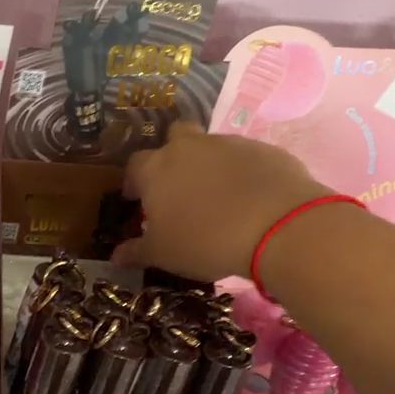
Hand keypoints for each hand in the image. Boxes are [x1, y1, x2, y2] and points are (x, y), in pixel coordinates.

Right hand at [112, 121, 331, 281]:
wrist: (279, 228)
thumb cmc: (204, 240)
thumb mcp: (162, 254)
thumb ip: (136, 252)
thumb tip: (116, 257)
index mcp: (156, 168)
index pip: (135, 165)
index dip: (135, 181)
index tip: (138, 201)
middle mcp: (190, 147)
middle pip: (175, 136)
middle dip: (173, 155)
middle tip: (178, 187)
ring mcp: (231, 144)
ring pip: (212, 146)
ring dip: (209, 165)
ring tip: (218, 198)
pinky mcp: (267, 150)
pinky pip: (247, 158)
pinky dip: (244, 173)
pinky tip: (250, 200)